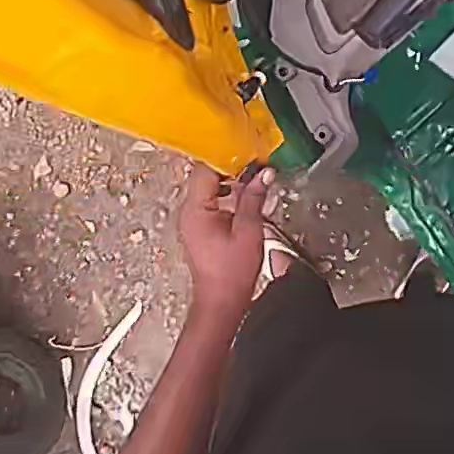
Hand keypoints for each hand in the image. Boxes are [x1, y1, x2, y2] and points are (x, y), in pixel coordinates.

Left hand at [177, 162, 273, 323]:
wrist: (221, 301)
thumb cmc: (231, 273)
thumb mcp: (249, 230)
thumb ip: (254, 198)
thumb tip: (263, 174)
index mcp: (196, 210)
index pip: (206, 170)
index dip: (227, 158)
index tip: (247, 152)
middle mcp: (189, 212)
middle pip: (206, 176)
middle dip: (231, 168)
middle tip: (255, 164)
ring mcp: (193, 219)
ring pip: (210, 187)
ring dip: (231, 181)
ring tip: (254, 179)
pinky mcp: (201, 226)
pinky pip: (212, 200)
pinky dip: (228, 194)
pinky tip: (245, 197)